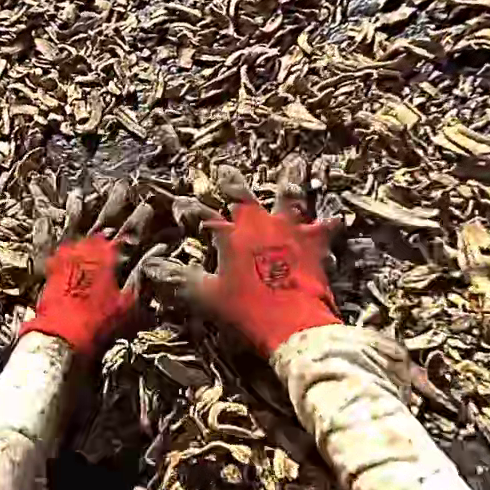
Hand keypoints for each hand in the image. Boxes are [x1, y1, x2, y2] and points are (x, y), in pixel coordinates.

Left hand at [20, 184, 158, 357]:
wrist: (62, 334)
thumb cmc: (101, 322)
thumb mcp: (131, 302)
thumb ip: (144, 274)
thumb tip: (160, 250)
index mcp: (113, 256)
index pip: (133, 230)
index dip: (143, 215)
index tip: (150, 201)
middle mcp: (90, 248)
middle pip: (104, 219)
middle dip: (115, 202)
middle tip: (122, 186)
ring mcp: (67, 253)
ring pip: (74, 223)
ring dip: (79, 208)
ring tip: (80, 194)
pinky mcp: (49, 263)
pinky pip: (45, 238)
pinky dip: (45, 225)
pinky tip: (44, 215)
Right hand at [145, 160, 340, 357]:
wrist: (297, 327)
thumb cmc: (247, 309)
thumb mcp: (205, 296)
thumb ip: (179, 279)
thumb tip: (150, 267)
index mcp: (231, 235)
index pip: (201, 214)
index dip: (187, 208)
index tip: (179, 204)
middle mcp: (260, 226)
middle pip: (244, 195)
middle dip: (232, 180)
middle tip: (226, 169)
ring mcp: (290, 233)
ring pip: (290, 198)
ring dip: (290, 180)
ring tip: (297, 162)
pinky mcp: (316, 247)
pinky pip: (327, 228)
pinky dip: (331, 222)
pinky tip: (338, 216)